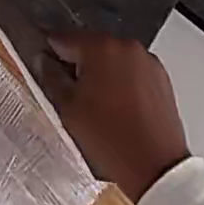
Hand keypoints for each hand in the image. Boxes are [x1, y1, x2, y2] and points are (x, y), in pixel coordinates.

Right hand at [39, 30, 190, 201]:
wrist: (157, 167)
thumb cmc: (110, 138)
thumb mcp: (67, 107)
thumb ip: (50, 75)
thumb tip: (44, 60)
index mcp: (99, 46)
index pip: (61, 36)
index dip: (48, 51)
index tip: (43, 63)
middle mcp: (124, 45)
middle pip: (88, 44)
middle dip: (76, 62)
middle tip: (70, 90)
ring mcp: (146, 59)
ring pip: (110, 56)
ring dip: (99, 70)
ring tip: (96, 102)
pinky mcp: (160, 76)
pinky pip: (130, 68)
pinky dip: (121, 79)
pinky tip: (117, 105)